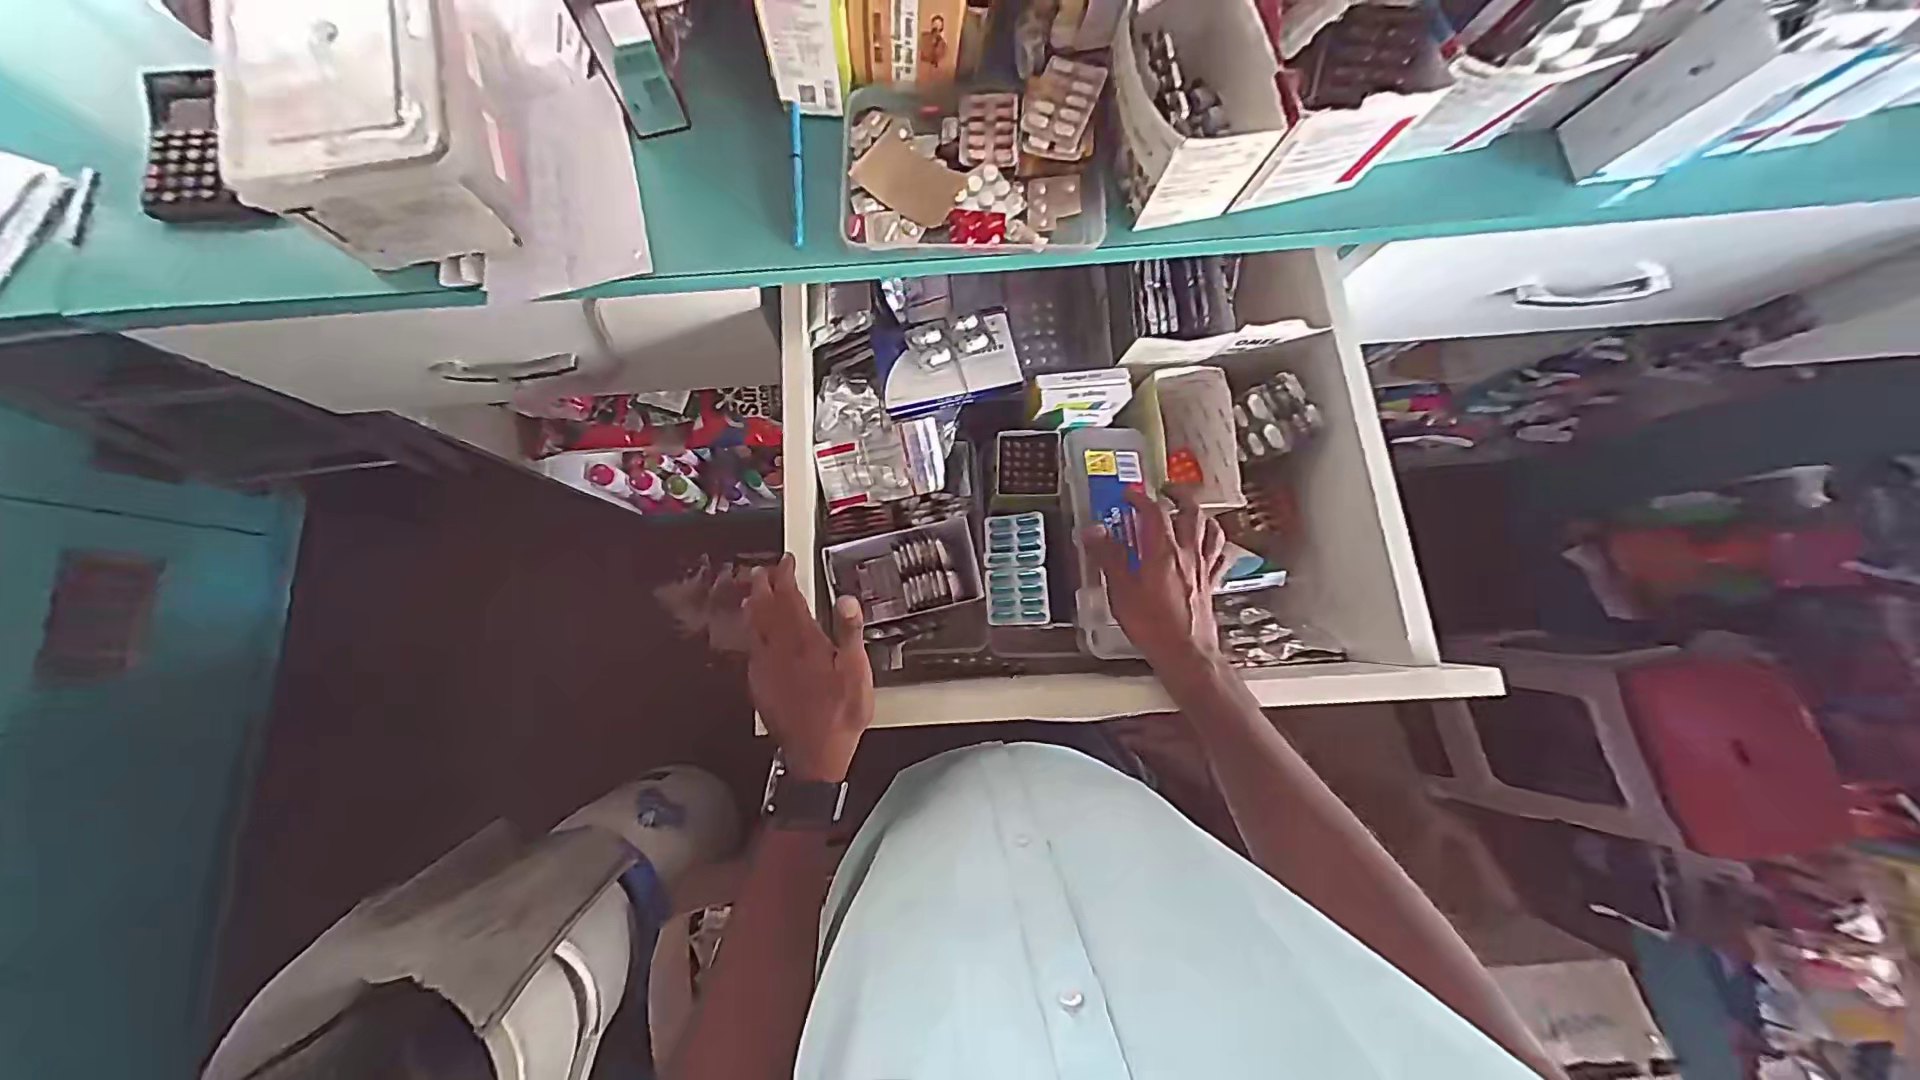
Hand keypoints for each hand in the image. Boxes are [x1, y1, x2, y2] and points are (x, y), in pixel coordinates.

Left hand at [746, 554, 873, 782]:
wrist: (815, 752)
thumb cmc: (840, 712)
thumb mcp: (857, 672)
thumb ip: (850, 634)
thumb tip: (847, 601)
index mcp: (804, 642)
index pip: (789, 600)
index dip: (785, 577)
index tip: (786, 562)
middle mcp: (780, 651)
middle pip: (765, 610)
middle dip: (763, 586)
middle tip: (763, 571)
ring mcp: (766, 668)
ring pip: (753, 628)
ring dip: (753, 606)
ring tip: (753, 594)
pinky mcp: (760, 685)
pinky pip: (751, 650)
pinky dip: (752, 633)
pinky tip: (755, 636)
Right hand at [1081, 488, 1228, 670]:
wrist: (1186, 653)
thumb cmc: (1152, 624)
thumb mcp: (1121, 590)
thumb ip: (1108, 557)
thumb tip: (1093, 530)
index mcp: (1163, 551)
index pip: (1154, 512)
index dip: (1141, 498)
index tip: (1129, 495)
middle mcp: (1188, 553)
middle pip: (1191, 511)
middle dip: (1178, 495)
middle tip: (1165, 491)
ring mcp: (1203, 567)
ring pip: (1210, 528)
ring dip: (1199, 514)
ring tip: (1188, 512)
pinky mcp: (1211, 583)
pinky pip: (1219, 555)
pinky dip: (1214, 543)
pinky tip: (1208, 545)